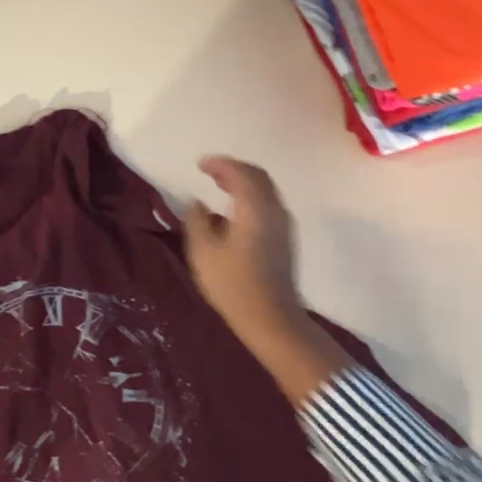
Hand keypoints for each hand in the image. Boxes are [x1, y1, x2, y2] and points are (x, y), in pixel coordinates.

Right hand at [183, 156, 341, 398]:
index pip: (240, 173)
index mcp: (254, 208)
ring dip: (244, 183)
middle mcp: (274, 210)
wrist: (271, 317)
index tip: (200, 164)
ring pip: (266, 190)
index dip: (219, 164)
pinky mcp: (285, 239)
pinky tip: (234, 211)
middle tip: (210, 171)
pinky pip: (268, 204)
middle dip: (234, 169)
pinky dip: (251, 197)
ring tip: (220, 187)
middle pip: (258, 177)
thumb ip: (197, 220)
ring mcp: (284, 225)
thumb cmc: (232, 284)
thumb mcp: (203, 251)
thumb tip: (196, 203)